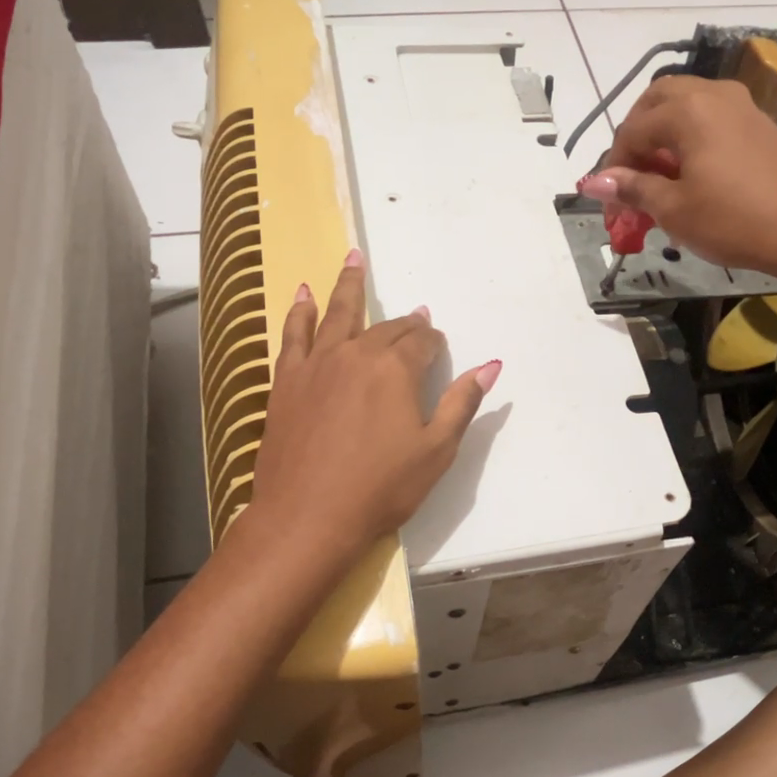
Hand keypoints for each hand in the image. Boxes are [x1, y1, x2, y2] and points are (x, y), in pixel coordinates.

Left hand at [249, 249, 499, 553]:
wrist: (308, 516)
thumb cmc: (381, 489)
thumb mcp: (436, 451)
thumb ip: (461, 403)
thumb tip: (491, 365)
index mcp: (396, 370)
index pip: (421, 343)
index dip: (433, 342)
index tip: (437, 343)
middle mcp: (356, 354)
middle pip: (385, 329)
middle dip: (404, 323)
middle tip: (415, 316)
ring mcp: (316, 364)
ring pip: (337, 314)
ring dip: (348, 285)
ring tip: (354, 259)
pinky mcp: (286, 381)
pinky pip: (293, 334)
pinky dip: (299, 311)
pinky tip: (302, 294)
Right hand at [578, 76, 776, 277]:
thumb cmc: (734, 221)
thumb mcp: (675, 210)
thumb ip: (633, 189)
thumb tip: (594, 183)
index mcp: (687, 110)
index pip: (633, 130)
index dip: (614, 166)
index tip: (609, 202)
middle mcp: (713, 95)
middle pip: (658, 100)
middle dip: (637, 136)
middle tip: (630, 176)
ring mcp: (742, 106)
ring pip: (688, 105)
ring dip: (664, 135)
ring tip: (660, 178)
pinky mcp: (762, 125)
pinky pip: (713, 119)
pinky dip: (692, 138)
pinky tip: (694, 177)